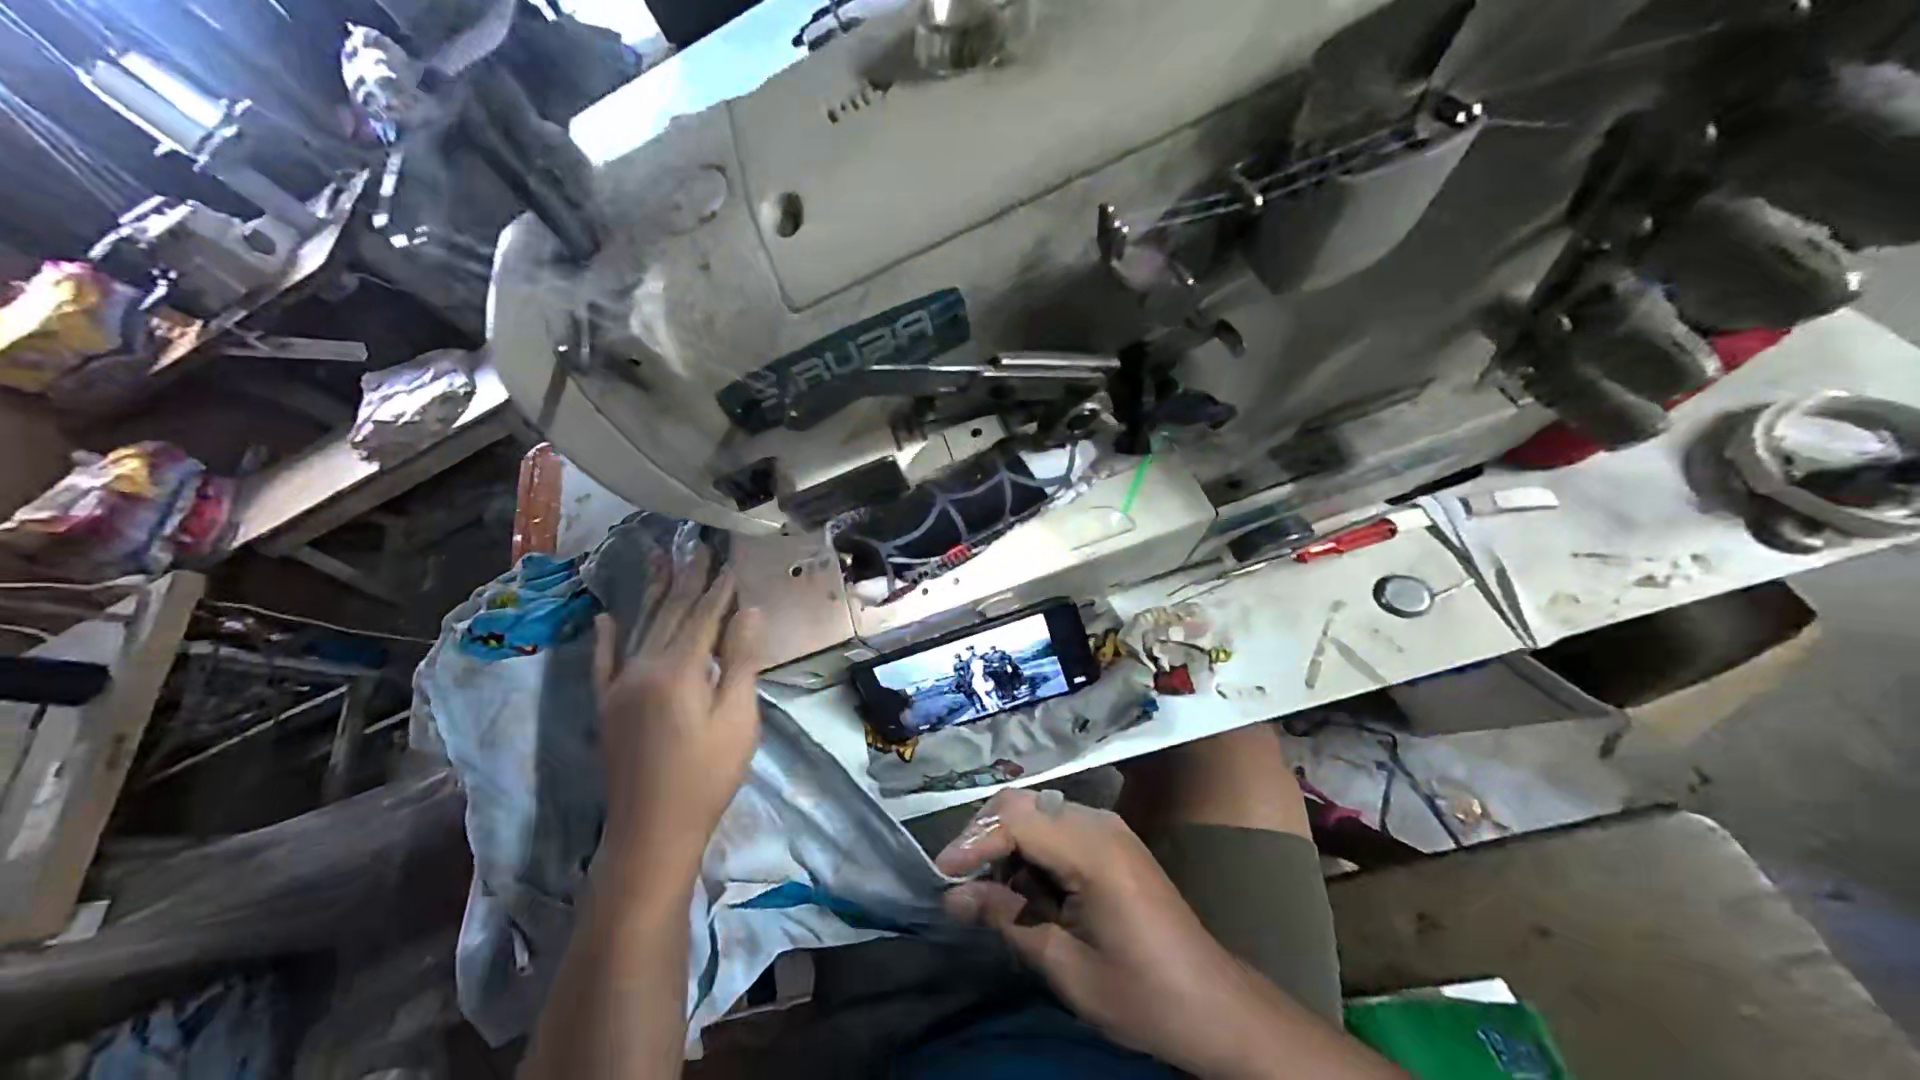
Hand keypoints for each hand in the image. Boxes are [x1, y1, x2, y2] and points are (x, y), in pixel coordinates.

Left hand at [594, 556, 764, 873]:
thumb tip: (748, 611)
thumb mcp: (737, 720)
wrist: (653, 831)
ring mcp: (620, 686)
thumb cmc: (707, 776)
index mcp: (678, 670)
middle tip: (696, 548)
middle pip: (670, 614)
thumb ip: (740, 662)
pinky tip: (607, 616)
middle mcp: (643, 667)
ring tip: (658, 559)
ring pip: (639, 628)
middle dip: (686, 580)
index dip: (719, 590)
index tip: (729, 562)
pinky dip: (606, 637)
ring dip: (653, 594)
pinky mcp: (607, 706)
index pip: (703, 617)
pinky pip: (604, 662)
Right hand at [938, 790, 1331, 1079]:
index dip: (972, 842)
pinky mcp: (1112, 842)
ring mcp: (1109, 829)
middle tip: (959, 882)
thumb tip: (954, 897)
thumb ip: (1008, 919)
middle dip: (984, 837)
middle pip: (1023, 804)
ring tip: (988, 893)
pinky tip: (1025, 890)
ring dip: (1006, 845)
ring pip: (1037, 812)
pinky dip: (1030, 851)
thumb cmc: (1142, 993)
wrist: (1215, 1006)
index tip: (941, 876)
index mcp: (1093, 849)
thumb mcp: (1066, 965)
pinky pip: (1057, 827)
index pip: (1015, 819)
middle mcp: (1100, 823)